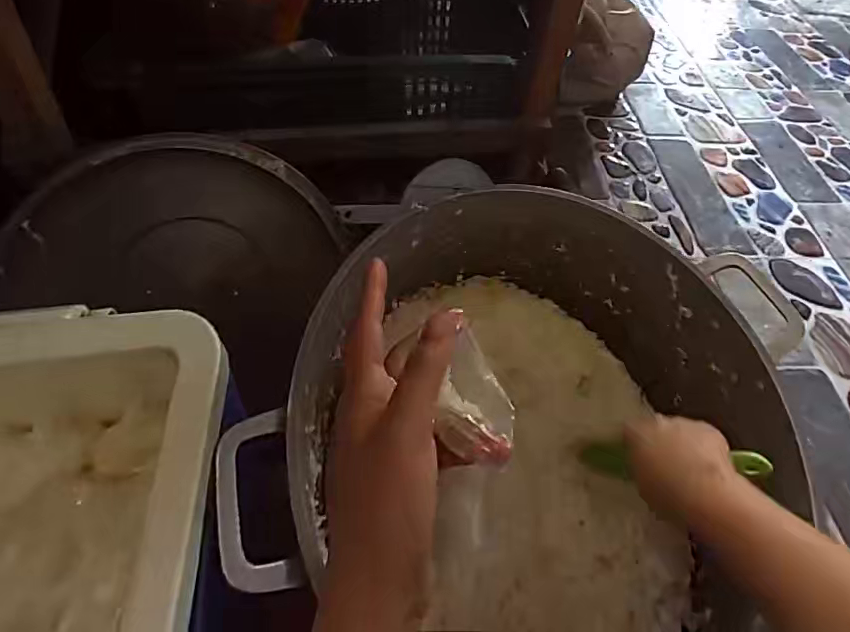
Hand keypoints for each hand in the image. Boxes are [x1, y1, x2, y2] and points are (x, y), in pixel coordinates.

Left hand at [316, 259, 461, 631]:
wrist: (379, 584)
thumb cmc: (387, 498)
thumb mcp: (407, 426)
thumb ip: (426, 370)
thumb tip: (446, 316)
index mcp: (362, 396)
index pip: (364, 332)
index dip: (371, 296)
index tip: (377, 264)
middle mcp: (369, 414)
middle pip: (397, 364)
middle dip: (424, 345)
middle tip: (453, 325)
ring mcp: (386, 446)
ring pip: (422, 403)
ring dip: (452, 398)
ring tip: (484, 392)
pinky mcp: (404, 475)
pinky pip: (435, 441)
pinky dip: (459, 439)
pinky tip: (488, 448)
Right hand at [624, 414, 740, 523]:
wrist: (707, 497)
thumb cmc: (669, 498)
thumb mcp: (643, 488)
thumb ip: (641, 470)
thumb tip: (645, 468)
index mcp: (637, 433)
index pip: (630, 432)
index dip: (635, 446)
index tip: (641, 460)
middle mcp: (659, 421)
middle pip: (656, 428)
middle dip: (661, 443)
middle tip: (667, 468)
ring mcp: (685, 423)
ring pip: (681, 431)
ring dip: (683, 446)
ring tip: (692, 473)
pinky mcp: (710, 430)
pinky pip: (703, 439)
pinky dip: (705, 450)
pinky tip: (710, 472)